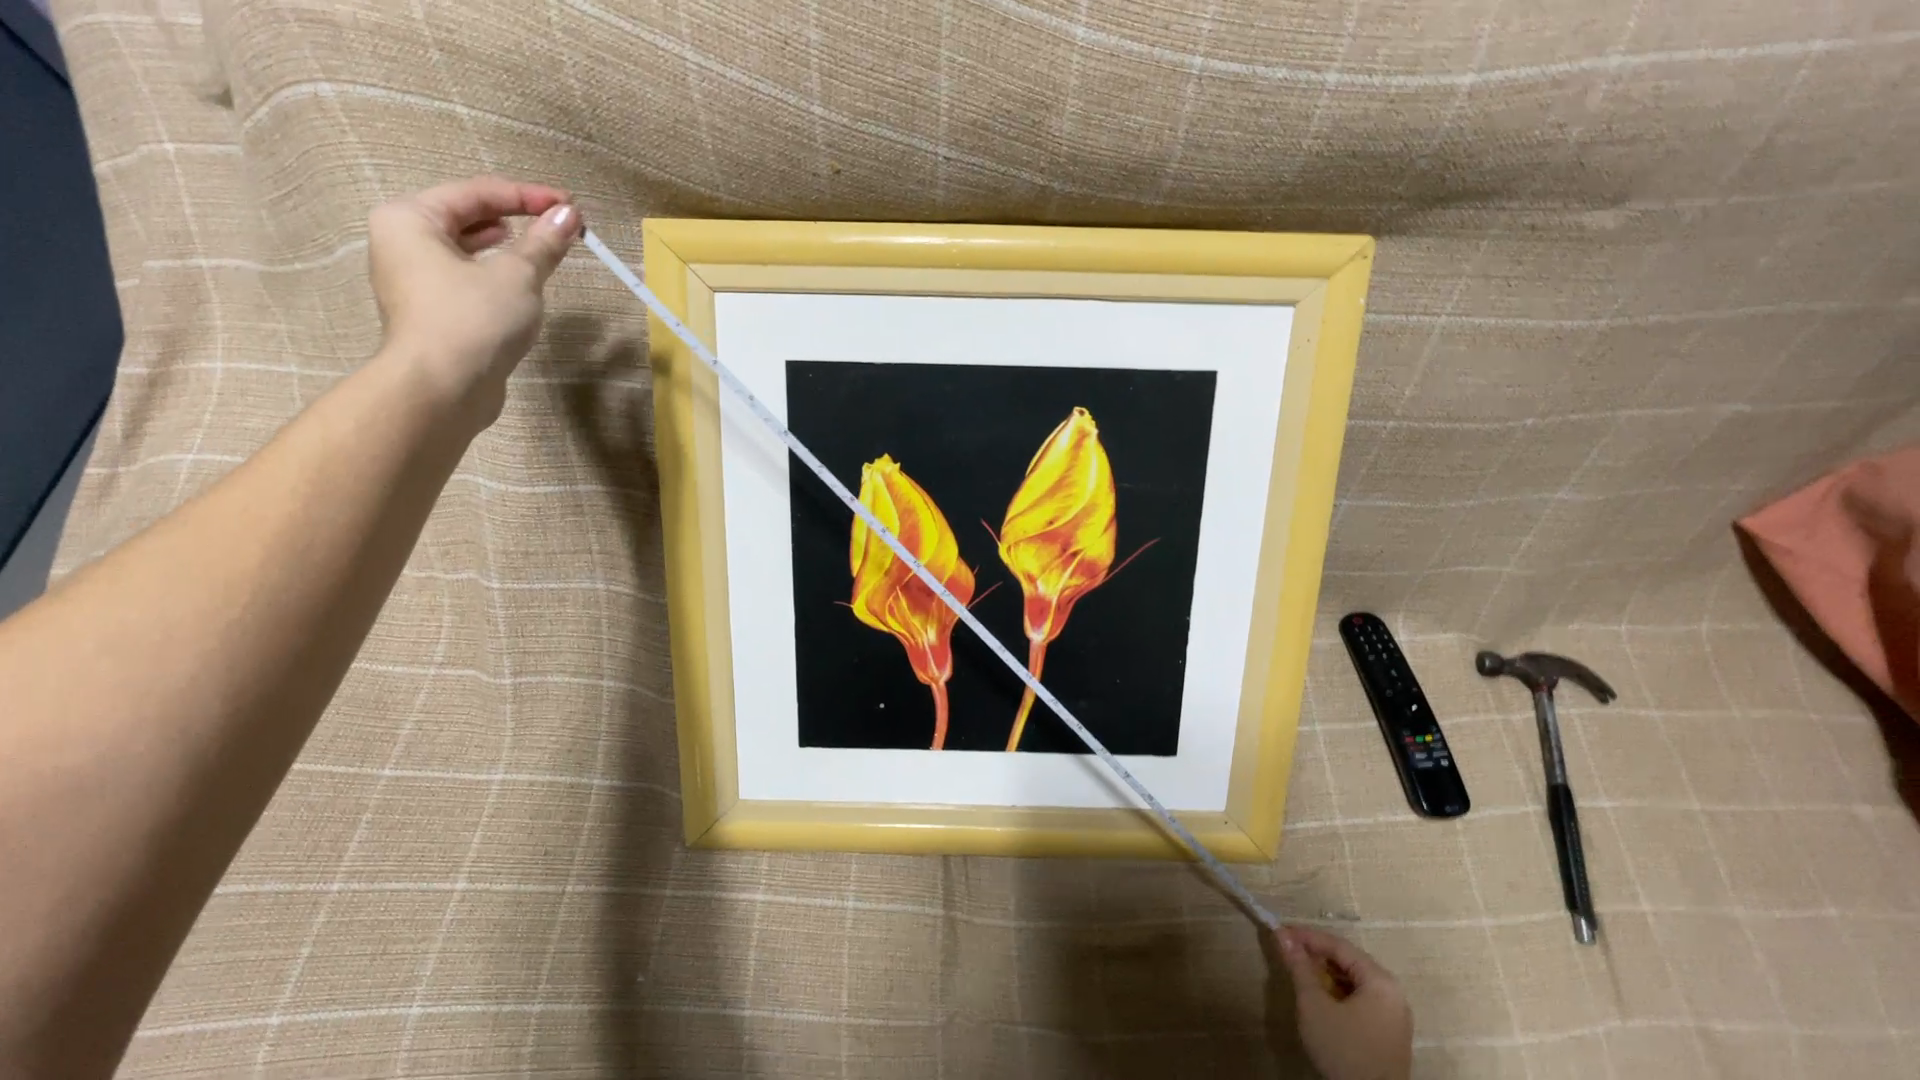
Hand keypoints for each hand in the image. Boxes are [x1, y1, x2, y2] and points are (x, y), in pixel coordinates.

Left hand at [366, 175, 582, 427]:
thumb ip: (544, 242)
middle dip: (514, 217)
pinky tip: (518, 283)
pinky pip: (464, 278)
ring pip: (464, 249)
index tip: (570, 206)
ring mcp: (412, 281)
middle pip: (465, 216)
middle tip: (558, 225)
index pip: (477, 192)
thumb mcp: (518, 275)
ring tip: (539, 247)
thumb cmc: (473, 320)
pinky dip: (493, 274)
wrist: (442, 390)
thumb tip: (569, 215)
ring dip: (505, 246)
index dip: (528, 196)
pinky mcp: (430, 313)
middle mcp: (401, 243)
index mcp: (410, 219)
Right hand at [1263, 925, 1412, 1079]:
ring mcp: (1394, 1015)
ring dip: (1327, 974)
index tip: (1279, 933)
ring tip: (1300, 974)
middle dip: (1317, 955)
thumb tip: (1282, 935)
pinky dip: (1339, 993)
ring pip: (1355, 982)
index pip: (1339, 946)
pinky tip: (1321, 1000)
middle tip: (1287, 953)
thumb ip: (1299, 968)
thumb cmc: (1343, 1049)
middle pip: (1350, 962)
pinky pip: (1362, 1000)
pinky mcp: (1389, 1033)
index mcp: (1380, 980)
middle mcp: (1393, 992)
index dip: (1307, 936)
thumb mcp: (1314, 1005)